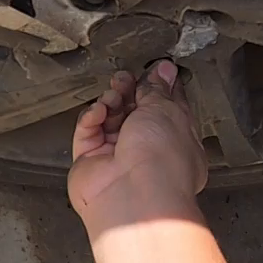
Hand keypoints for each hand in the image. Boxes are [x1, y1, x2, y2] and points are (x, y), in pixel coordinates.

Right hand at [68, 61, 207, 229]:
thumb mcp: (167, 110)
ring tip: (112, 97)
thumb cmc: (162, 159)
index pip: (165, 107)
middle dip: (129, 91)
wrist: (134, 194)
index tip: (153, 69)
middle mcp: (146, 150)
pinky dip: (91, 118)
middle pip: (133, 111)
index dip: (158, 86)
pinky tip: (98, 112)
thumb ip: (158, 89)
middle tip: (124, 80)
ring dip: (110, 102)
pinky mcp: (90, 162)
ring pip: (108, 119)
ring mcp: (116, 157)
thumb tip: (163, 71)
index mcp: (176, 140)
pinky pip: (87, 132)